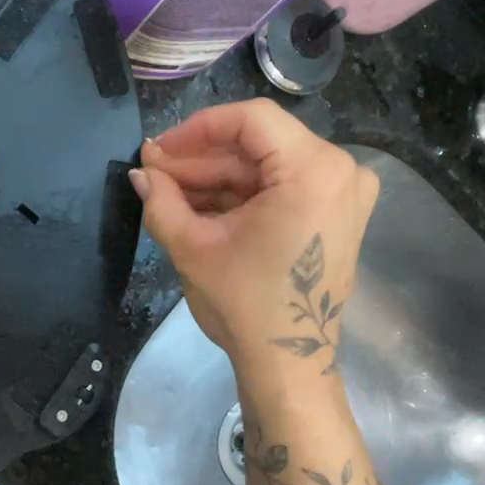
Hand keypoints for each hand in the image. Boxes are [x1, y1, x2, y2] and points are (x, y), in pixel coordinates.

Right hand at [131, 99, 377, 380]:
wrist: (287, 364)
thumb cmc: (244, 305)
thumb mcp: (193, 249)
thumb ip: (162, 202)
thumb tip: (140, 173)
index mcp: (314, 170)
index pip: (251, 119)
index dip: (197, 129)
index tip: (158, 151)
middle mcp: (341, 170)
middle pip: (259, 145)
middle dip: (202, 160)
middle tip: (154, 175)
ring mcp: (344, 194)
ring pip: (267, 169)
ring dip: (217, 179)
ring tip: (169, 195)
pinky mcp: (336, 217)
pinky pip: (282, 190)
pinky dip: (242, 197)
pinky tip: (200, 208)